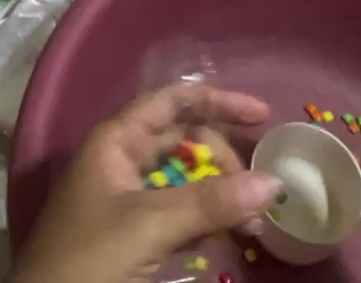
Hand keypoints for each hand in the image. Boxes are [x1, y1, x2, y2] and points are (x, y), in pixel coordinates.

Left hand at [13, 83, 282, 282]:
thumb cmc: (88, 259)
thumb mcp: (149, 226)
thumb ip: (209, 203)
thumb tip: (272, 183)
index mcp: (116, 140)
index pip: (172, 102)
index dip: (217, 101)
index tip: (261, 114)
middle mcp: (122, 159)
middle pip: (183, 141)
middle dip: (223, 159)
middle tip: (258, 190)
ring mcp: (126, 199)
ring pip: (184, 181)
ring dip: (219, 195)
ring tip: (252, 221)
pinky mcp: (132, 236)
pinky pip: (178, 214)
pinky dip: (206, 221)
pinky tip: (230, 235)